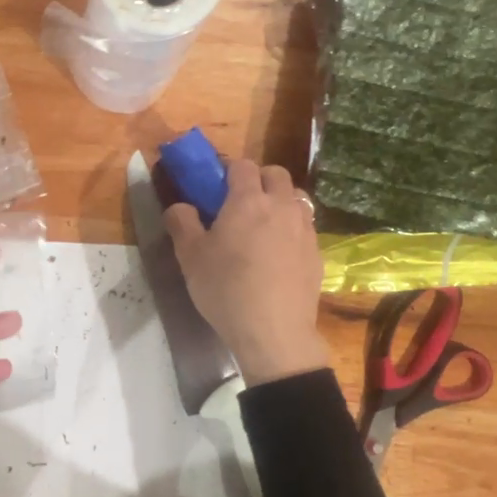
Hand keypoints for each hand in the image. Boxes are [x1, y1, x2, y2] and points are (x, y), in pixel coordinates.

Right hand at [165, 161, 328, 386]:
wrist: (273, 330)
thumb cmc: (225, 289)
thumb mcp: (189, 257)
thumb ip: (182, 223)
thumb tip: (180, 206)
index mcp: (247, 201)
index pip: (241, 166)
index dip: (227, 170)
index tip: (215, 185)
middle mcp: (281, 206)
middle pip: (276, 174)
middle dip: (258, 179)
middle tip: (239, 203)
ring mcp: (304, 228)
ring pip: (295, 198)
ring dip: (279, 201)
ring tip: (262, 226)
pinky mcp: (317, 252)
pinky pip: (304, 227)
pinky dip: (291, 229)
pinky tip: (277, 255)